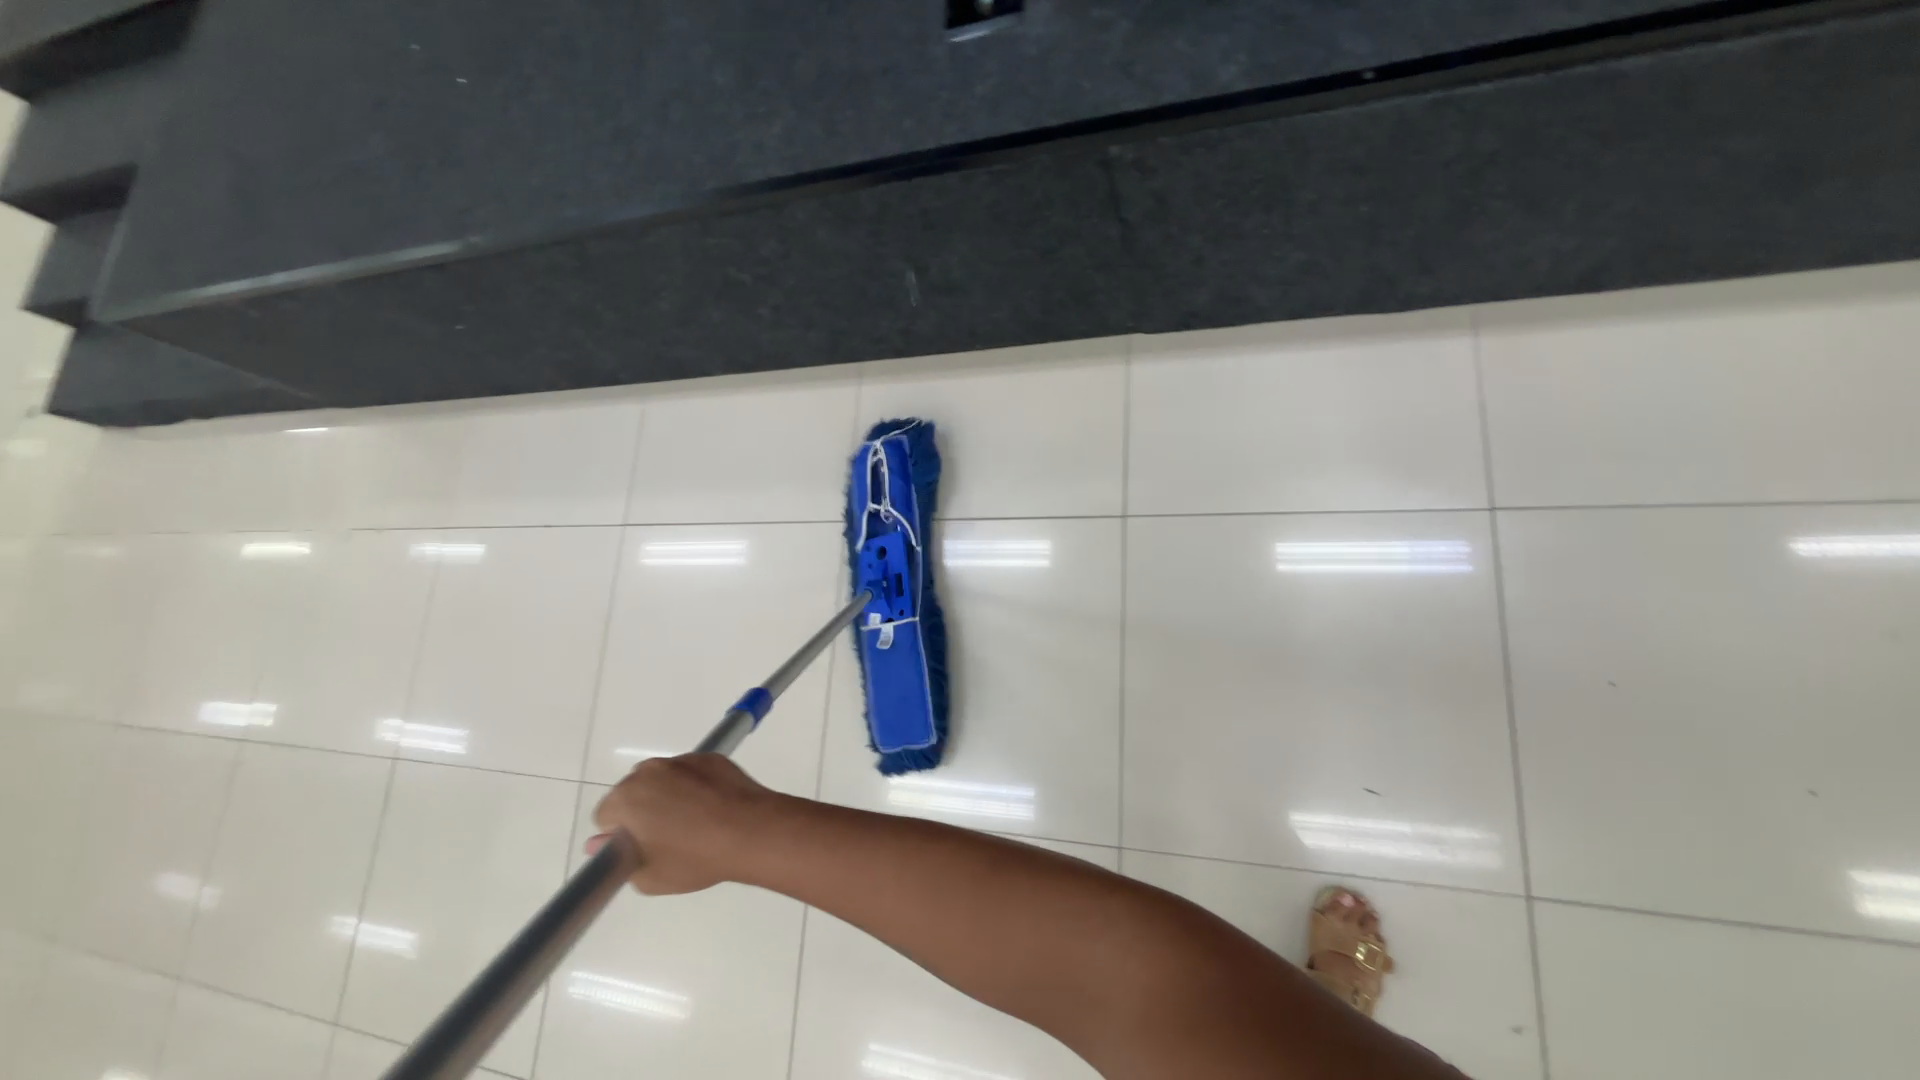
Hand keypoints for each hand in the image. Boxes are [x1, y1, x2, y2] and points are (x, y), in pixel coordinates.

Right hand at [588, 753, 775, 894]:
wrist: (751, 831)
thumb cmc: (694, 858)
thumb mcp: (648, 876)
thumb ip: (618, 859)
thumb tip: (600, 844)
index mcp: (626, 797)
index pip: (605, 816)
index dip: (621, 836)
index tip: (641, 849)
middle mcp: (650, 771)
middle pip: (632, 792)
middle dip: (641, 811)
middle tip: (667, 837)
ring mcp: (683, 760)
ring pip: (662, 779)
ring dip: (668, 795)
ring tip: (694, 822)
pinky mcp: (710, 757)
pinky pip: (691, 772)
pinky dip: (695, 786)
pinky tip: (713, 806)